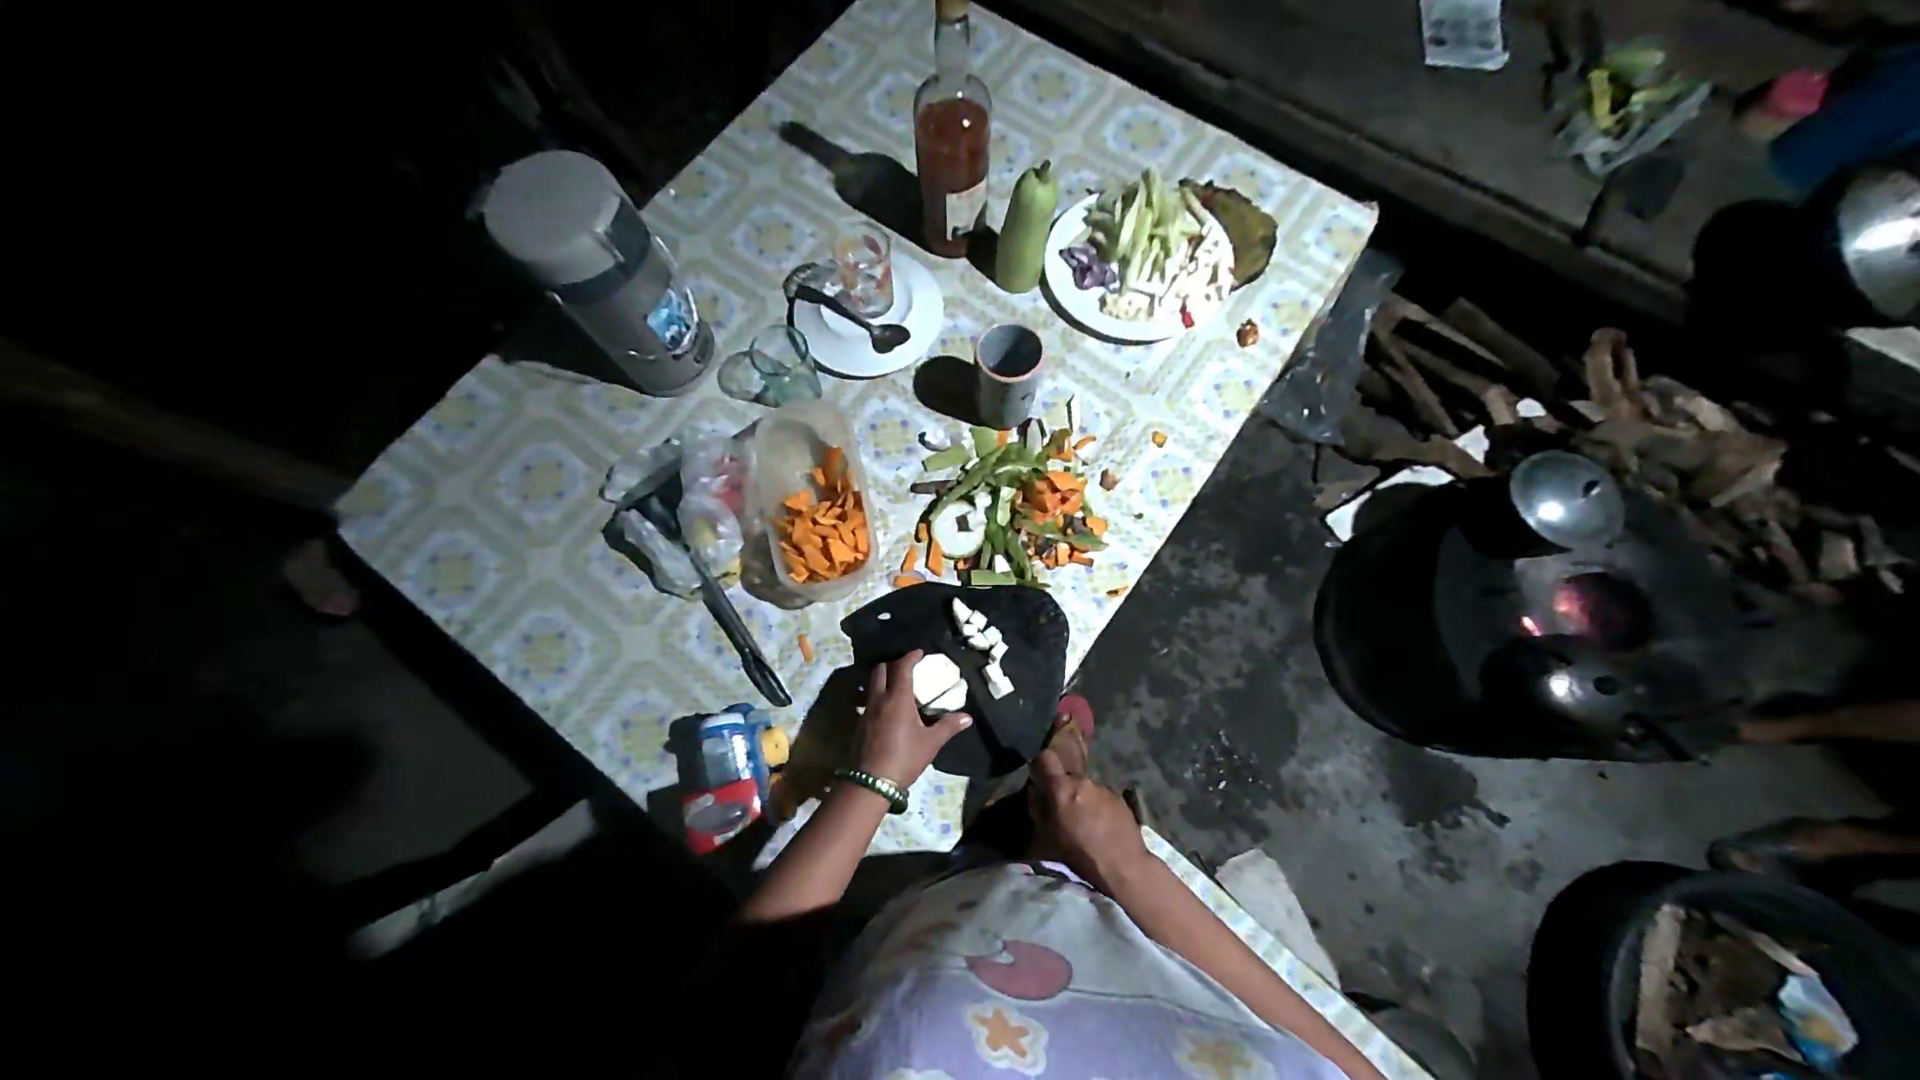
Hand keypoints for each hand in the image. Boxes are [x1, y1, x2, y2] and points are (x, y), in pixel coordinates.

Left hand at [856, 650, 971, 788]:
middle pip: (880, 669)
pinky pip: (868, 700)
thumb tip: (967, 717)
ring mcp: (866, 711)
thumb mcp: (930, 743)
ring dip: (883, 679)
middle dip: (892, 664)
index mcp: (897, 698)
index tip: (919, 653)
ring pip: (871, 684)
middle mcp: (879, 699)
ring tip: (896, 687)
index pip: (902, 667)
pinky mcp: (859, 724)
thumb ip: (948, 726)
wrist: (870, 783)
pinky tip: (887, 709)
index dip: (910, 656)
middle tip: (906, 668)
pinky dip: (877, 696)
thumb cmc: (904, 758)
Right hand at [1029, 739, 1150, 894]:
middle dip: (1064, 788)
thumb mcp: (1048, 836)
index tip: (1040, 779)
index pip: (1045, 757)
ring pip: (1085, 786)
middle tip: (1065, 810)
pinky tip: (1102, 824)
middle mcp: (1082, 780)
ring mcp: (1103, 787)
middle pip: (1067, 776)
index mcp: (1062, 788)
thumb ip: (1038, 808)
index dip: (1040, 765)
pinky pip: (1101, 795)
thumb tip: (1035, 792)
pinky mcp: (1119, 797)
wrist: (1123, 866)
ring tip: (1087, 820)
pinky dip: (1098, 805)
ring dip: (1082, 797)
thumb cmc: (1080, 854)